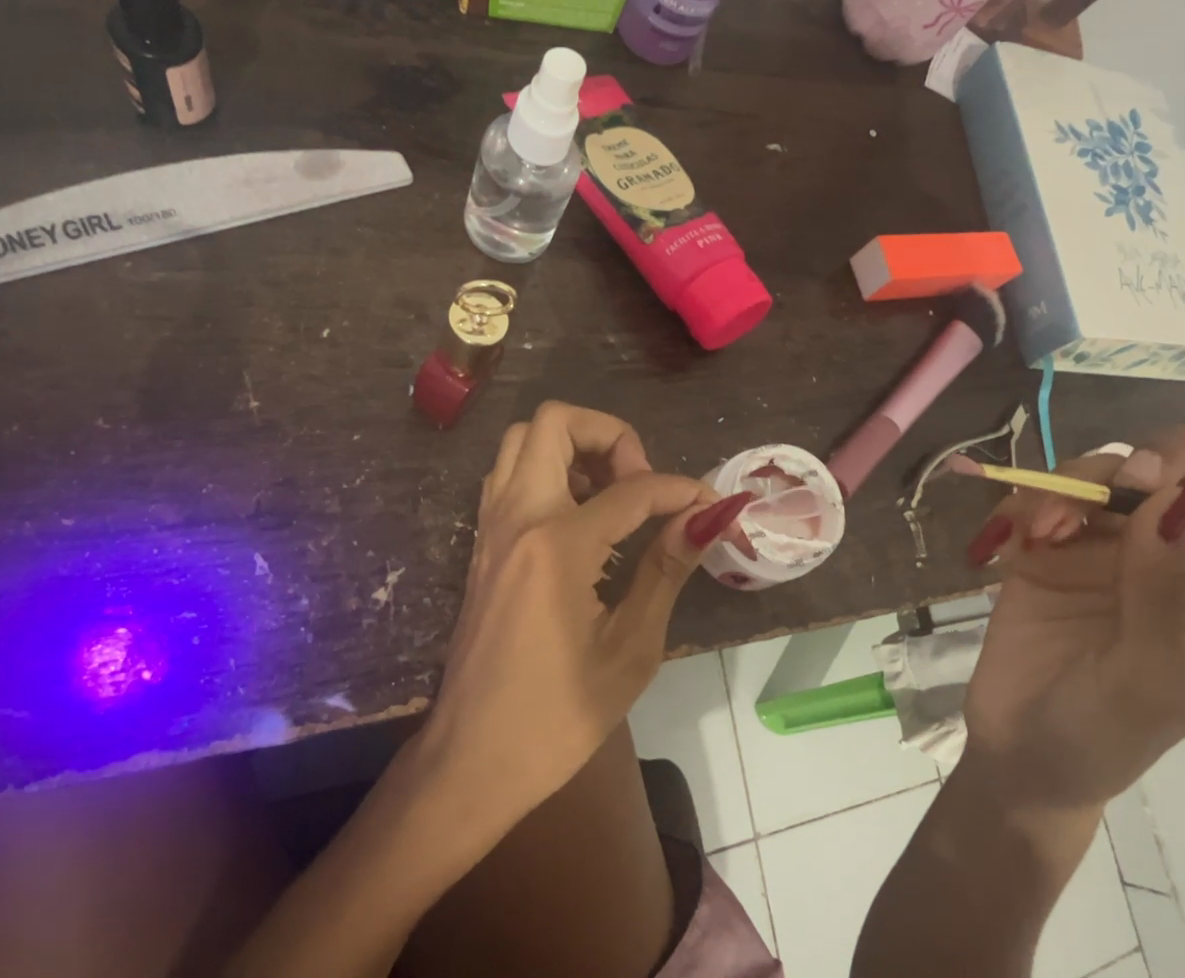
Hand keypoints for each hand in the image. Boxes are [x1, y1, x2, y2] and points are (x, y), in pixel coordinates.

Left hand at [421, 402, 744, 815]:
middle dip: (610, 436)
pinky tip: (581, 521)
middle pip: (554, 423)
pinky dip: (547, 473)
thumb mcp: (630, 649)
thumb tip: (708, 518)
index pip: (631, 488)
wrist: (472, 760)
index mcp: (556, 545)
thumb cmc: (557, 718)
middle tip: (642, 485)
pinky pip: (508, 478)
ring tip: (614, 498)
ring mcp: (490, 530)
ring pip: (522, 443)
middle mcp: (516, 519)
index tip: (711, 506)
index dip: (680, 489)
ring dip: (573, 449)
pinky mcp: (481, 549)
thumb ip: (666, 570)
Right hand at [955, 427, 1184, 809]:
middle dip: (1172, 459)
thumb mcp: (1156, 681)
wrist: (1017, 753)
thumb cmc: (1108, 735)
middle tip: (1131, 478)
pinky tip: (1020, 534)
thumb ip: (1166, 590)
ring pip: (1118, 472)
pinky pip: (1048, 495)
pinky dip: (1033, 499)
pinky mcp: (1049, 548)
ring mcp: (1110, 549)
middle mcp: (1180, 561)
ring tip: (1046, 526)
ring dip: (1084, 480)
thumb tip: (1171, 495)